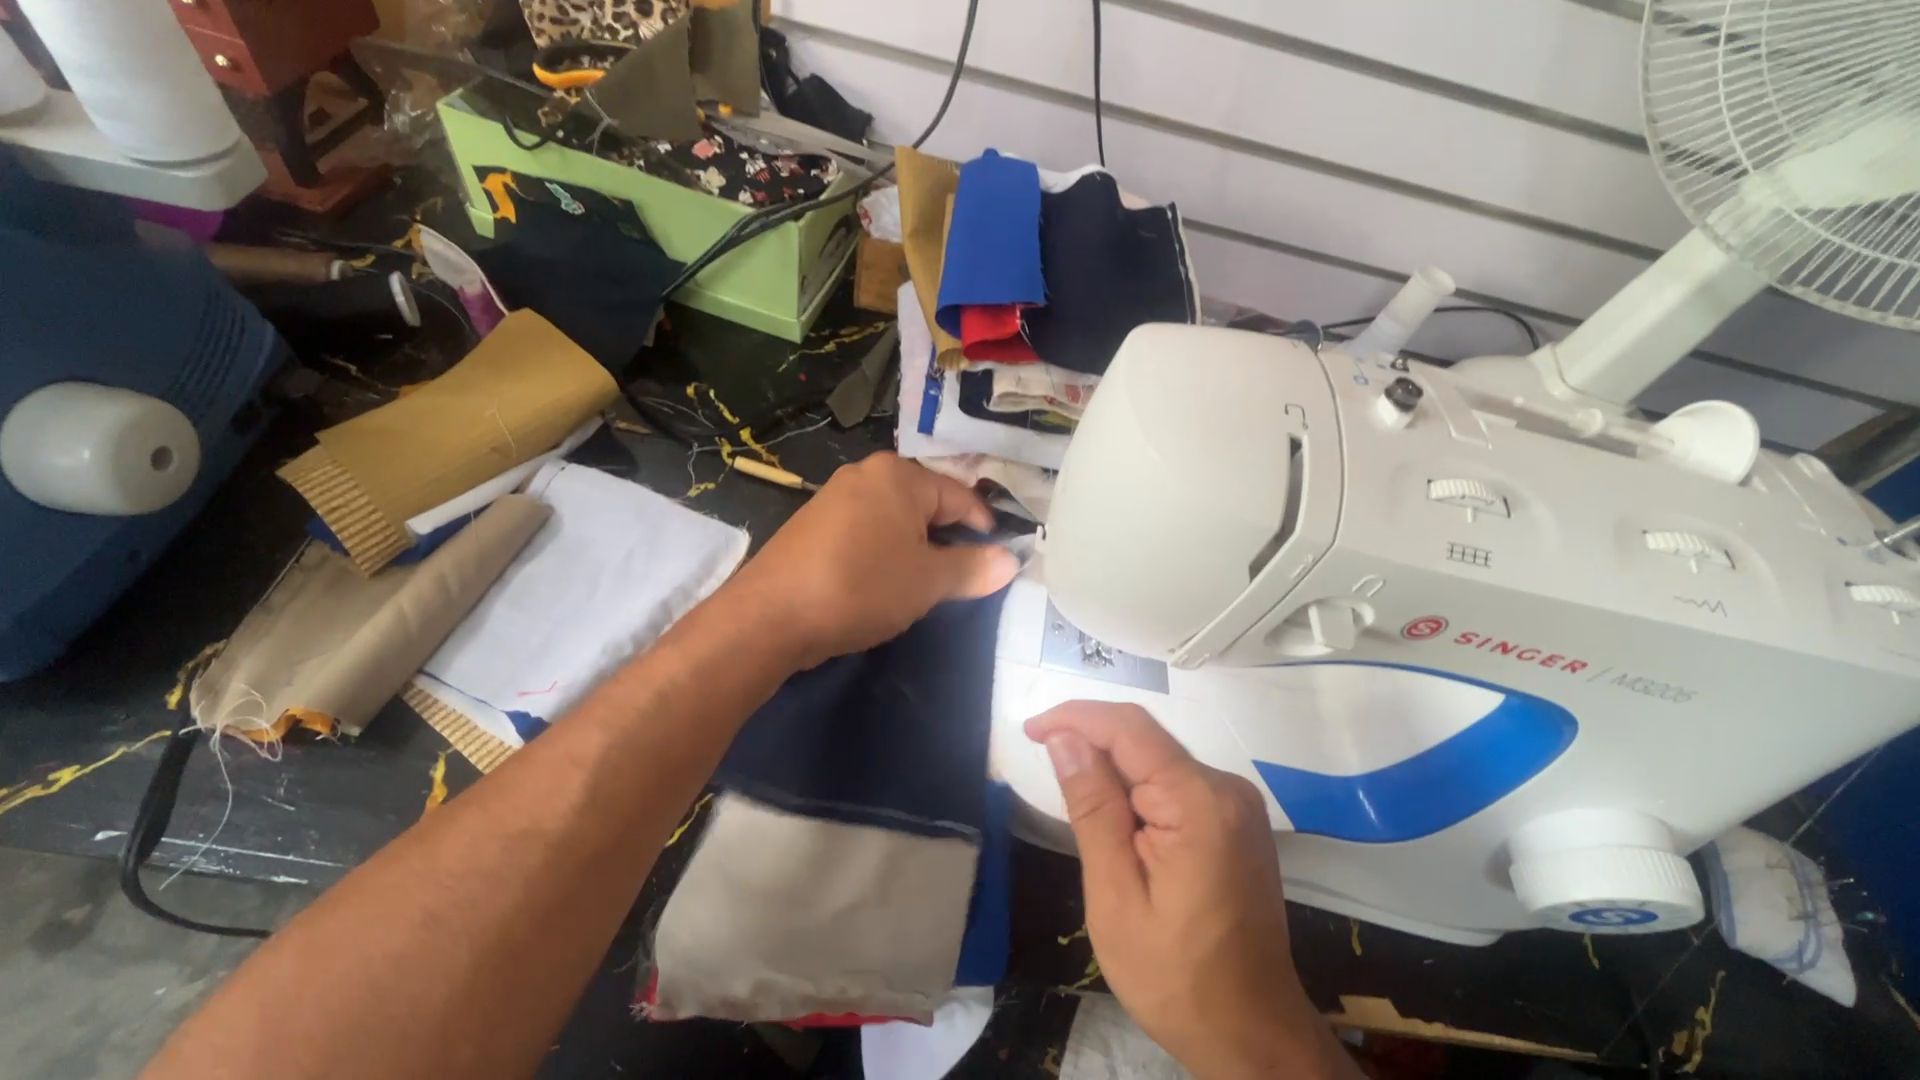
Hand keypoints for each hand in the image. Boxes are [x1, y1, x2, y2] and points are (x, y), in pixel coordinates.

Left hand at [725, 453, 1019, 668]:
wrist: (771, 615)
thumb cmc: (862, 587)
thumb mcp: (927, 582)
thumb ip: (972, 568)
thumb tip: (1010, 561)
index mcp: (900, 475)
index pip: (961, 497)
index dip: (985, 530)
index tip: (997, 563)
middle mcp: (866, 474)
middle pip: (926, 505)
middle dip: (947, 540)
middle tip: (960, 580)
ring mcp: (834, 497)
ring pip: (894, 520)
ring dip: (914, 550)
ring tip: (922, 587)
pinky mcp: (813, 525)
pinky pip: (865, 532)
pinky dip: (883, 554)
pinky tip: (880, 585)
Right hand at [1026, 702, 1358, 1079]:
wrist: (1250, 1031)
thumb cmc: (1174, 974)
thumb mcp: (1115, 894)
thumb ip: (1092, 808)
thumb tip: (1064, 739)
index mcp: (1200, 803)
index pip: (1129, 729)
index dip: (1075, 718)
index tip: (1029, 730)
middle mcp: (1227, 789)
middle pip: (1147, 740)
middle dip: (1091, 742)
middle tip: (1043, 764)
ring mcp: (1238, 806)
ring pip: (1160, 760)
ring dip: (1113, 768)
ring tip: (1076, 805)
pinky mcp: (1237, 823)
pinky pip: (1178, 784)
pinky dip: (1139, 790)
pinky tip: (1117, 822)